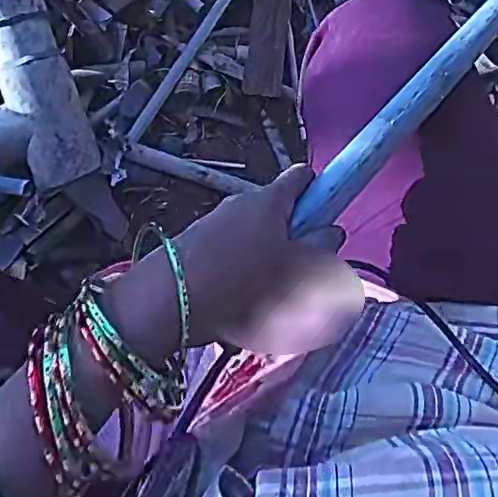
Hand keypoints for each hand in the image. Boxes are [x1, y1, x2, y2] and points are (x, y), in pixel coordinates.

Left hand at [106, 166, 353, 354]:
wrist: (166, 303)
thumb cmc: (243, 286)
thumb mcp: (298, 275)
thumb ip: (323, 252)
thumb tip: (331, 231)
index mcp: (272, 200)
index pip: (304, 176)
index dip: (320, 194)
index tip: (324, 225)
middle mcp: (243, 202)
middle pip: (281, 215)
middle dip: (294, 245)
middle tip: (298, 281)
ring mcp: (216, 223)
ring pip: (256, 243)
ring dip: (266, 271)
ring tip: (263, 311)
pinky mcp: (195, 247)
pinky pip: (230, 262)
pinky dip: (238, 284)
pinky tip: (233, 321)